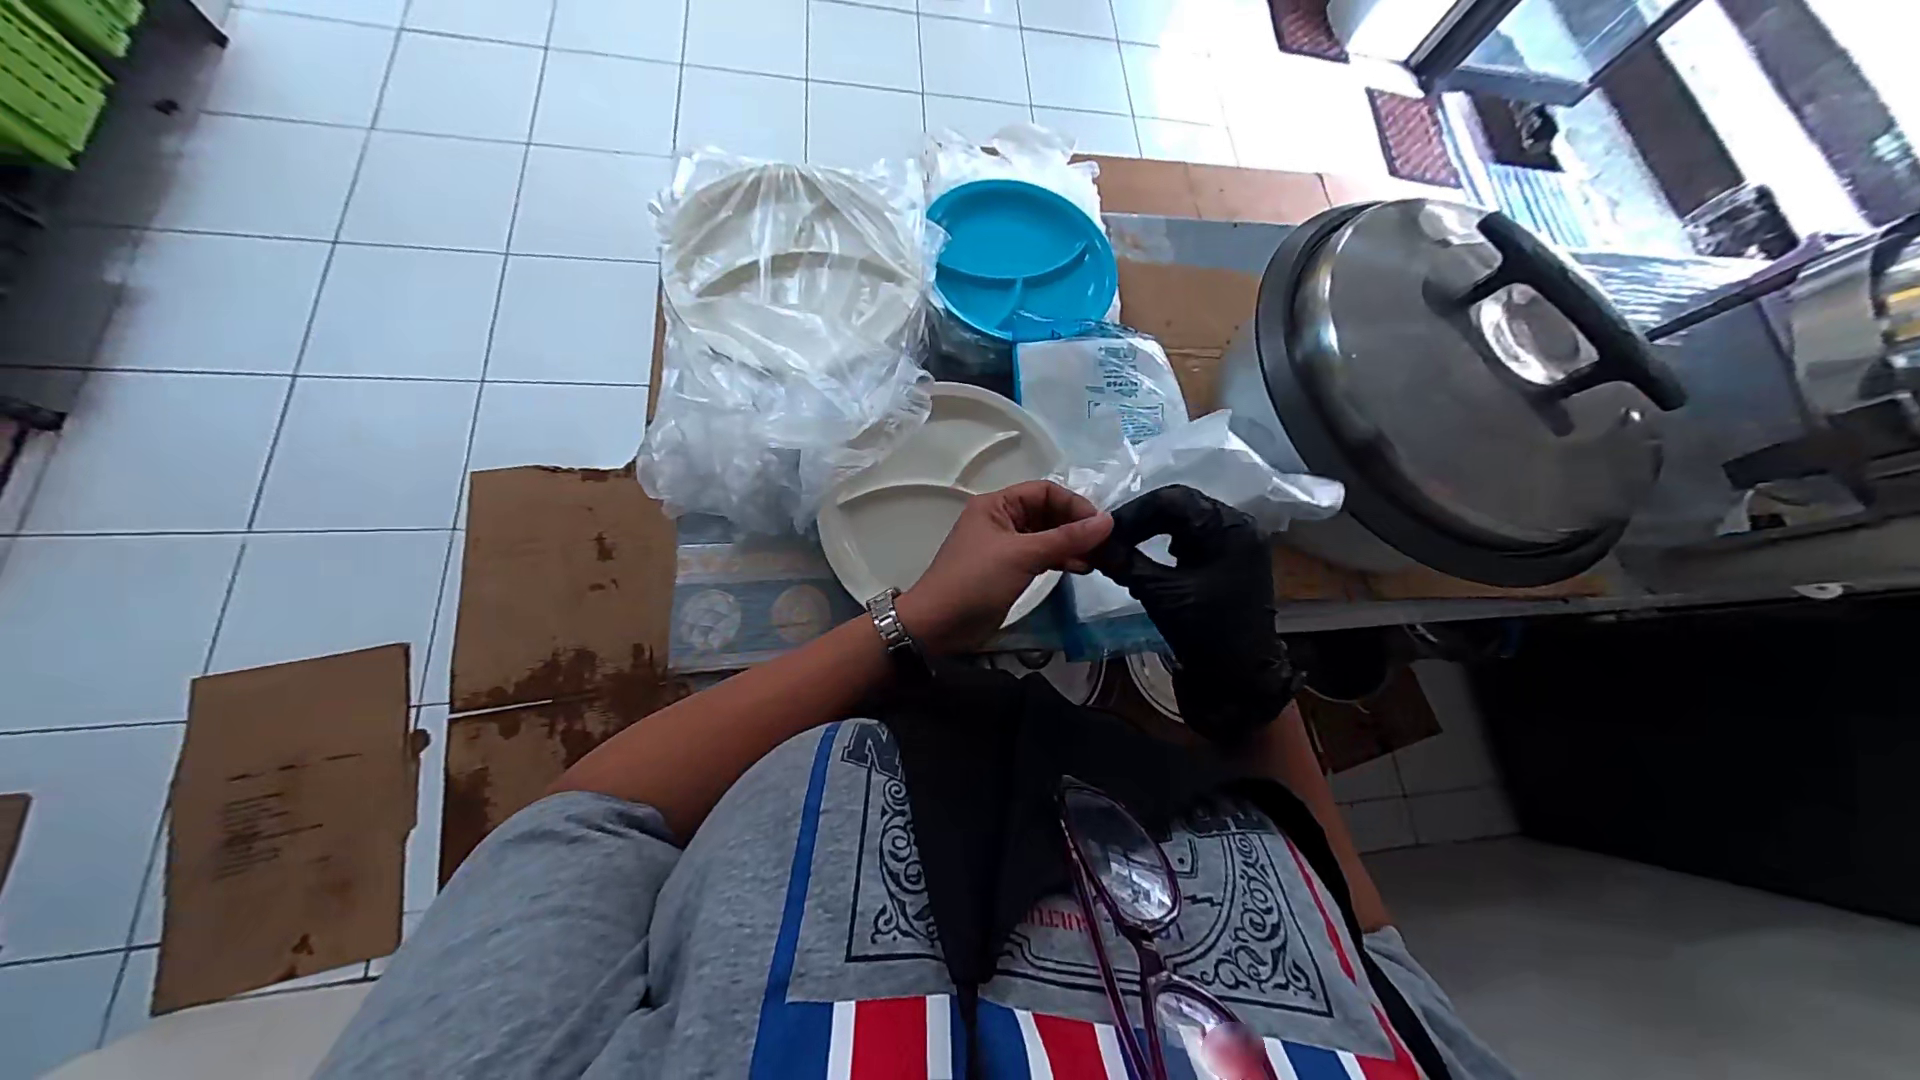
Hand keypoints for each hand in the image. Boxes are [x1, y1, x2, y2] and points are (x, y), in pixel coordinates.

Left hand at [896, 480, 1112, 655]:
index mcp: (996, 505)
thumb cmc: (975, 581)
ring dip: (1071, 545)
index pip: (1044, 491)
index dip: (1074, 504)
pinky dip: (1060, 560)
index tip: (1100, 525)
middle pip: (1048, 512)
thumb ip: (1065, 538)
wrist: (938, 625)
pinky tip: (1080, 569)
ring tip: (1097, 560)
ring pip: (1046, 536)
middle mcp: (1001, 520)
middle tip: (1104, 545)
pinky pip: (1041, 556)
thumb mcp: (1022, 555)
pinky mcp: (1009, 570)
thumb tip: (1107, 521)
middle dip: (1076, 526)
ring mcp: (1005, 546)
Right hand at [1089, 485, 1296, 743]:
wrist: (1240, 679)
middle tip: (1111, 539)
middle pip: (1180, 508)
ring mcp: (1236, 546)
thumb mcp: (1161, 593)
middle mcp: (1237, 528)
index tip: (1105, 530)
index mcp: (1229, 528)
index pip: (1173, 499)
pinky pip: (1193, 542)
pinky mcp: (1229, 563)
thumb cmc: (1207, 632)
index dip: (1134, 511)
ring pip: (1185, 524)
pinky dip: (1165, 546)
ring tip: (1125, 550)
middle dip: (1142, 522)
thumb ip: (1125, 562)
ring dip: (1152, 532)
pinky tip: (1148, 562)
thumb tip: (1090, 543)